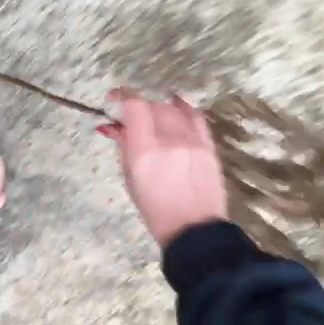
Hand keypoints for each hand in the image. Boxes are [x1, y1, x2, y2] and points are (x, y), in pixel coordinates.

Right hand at [98, 90, 228, 248]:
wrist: (193, 228)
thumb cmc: (153, 208)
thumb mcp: (129, 178)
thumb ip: (124, 147)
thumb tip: (115, 126)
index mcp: (145, 151)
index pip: (135, 106)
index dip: (123, 96)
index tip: (114, 98)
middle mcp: (170, 140)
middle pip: (154, 105)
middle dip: (140, 105)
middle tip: (132, 115)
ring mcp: (193, 142)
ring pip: (174, 108)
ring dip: (160, 107)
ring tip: (153, 115)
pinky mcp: (209, 146)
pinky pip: (196, 117)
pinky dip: (184, 109)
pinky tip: (176, 108)